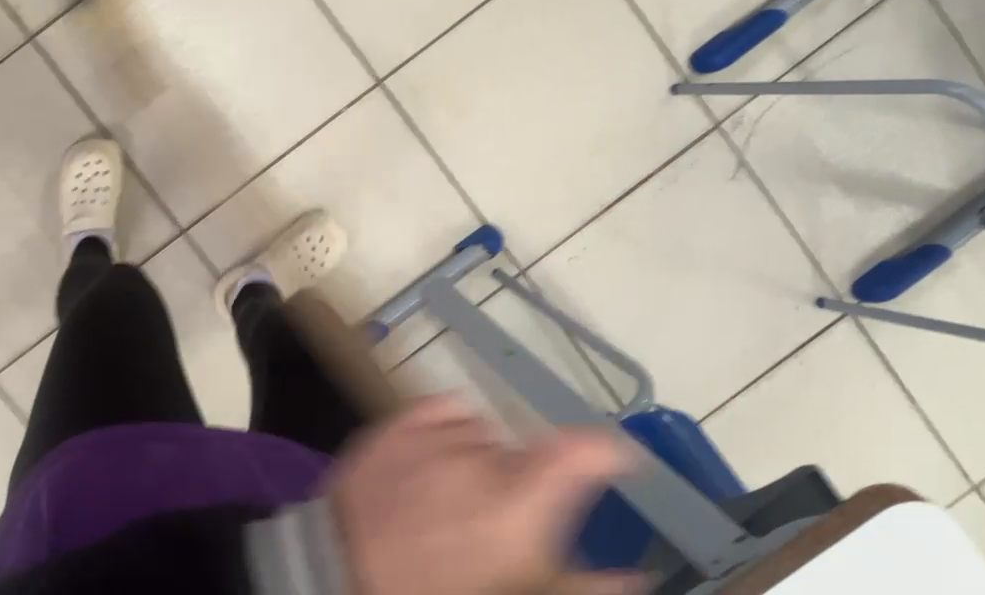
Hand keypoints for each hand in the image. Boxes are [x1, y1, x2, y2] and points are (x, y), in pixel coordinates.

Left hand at [327, 396, 642, 594]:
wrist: (346, 579)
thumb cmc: (440, 591)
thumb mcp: (524, 591)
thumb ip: (586, 589)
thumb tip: (638, 578)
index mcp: (519, 506)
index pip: (580, 453)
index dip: (606, 451)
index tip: (618, 459)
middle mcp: (479, 460)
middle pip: (526, 455)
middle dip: (524, 484)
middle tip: (502, 522)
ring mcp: (432, 438)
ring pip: (482, 435)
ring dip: (482, 460)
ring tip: (458, 501)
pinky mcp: (392, 426)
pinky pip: (442, 408)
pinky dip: (450, 427)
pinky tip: (440, 459)